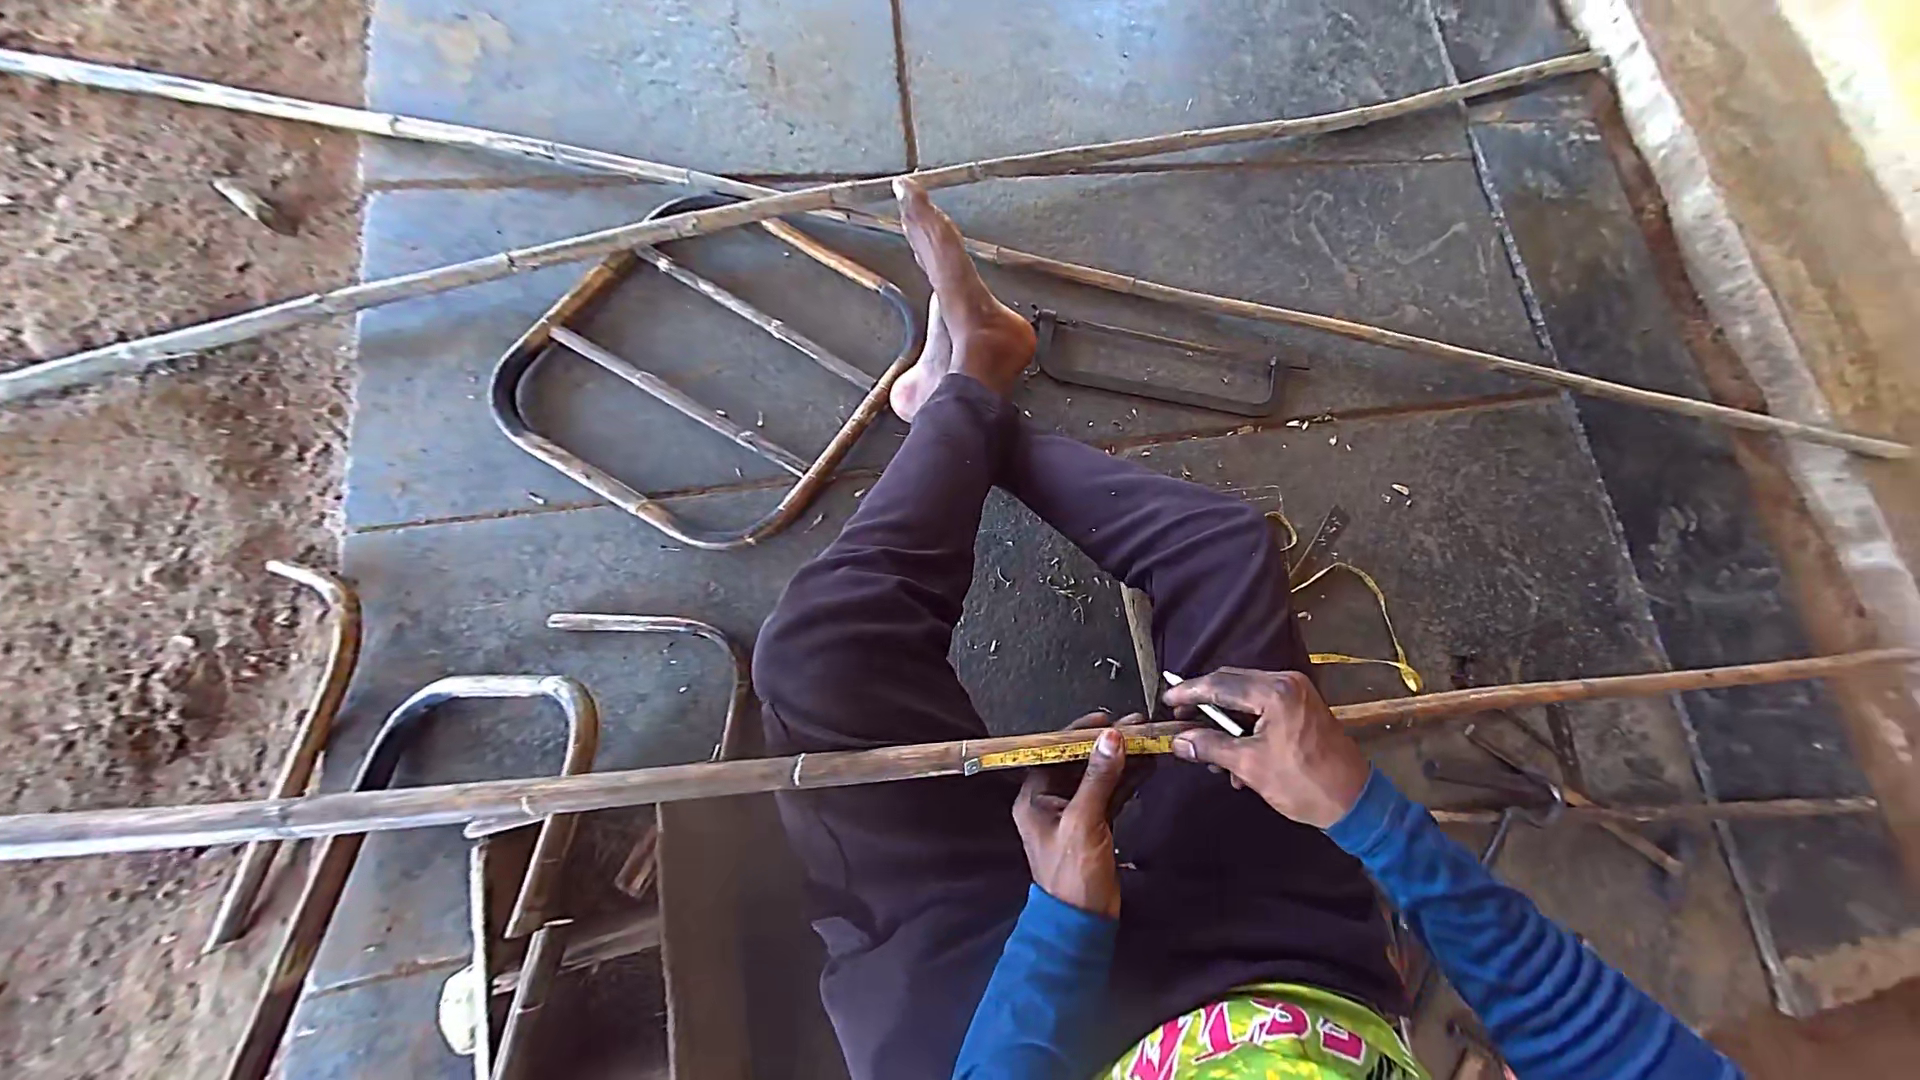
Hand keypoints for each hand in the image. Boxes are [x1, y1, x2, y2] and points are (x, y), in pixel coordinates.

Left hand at [1011, 713, 1131, 917]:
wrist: (1083, 927)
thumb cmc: (1071, 878)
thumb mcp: (1083, 822)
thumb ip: (1098, 779)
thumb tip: (1110, 739)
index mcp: (1034, 796)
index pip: (1056, 752)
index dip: (1081, 733)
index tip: (1106, 719)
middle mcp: (1050, 799)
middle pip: (1080, 761)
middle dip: (1108, 744)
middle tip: (1135, 727)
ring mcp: (1073, 812)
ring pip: (1099, 776)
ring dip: (1122, 760)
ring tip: (1147, 741)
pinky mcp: (1093, 824)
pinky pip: (1110, 794)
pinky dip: (1127, 781)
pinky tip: (1147, 766)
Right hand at [1162, 668, 1369, 828]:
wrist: (1357, 805)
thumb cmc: (1304, 784)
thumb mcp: (1250, 765)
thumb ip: (1209, 747)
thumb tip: (1179, 741)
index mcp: (1275, 692)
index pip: (1219, 684)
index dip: (1188, 692)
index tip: (1167, 699)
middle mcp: (1286, 682)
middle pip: (1230, 683)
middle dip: (1203, 703)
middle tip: (1180, 718)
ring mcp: (1296, 692)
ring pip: (1243, 695)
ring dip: (1223, 718)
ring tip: (1208, 747)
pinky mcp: (1301, 705)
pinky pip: (1260, 705)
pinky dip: (1243, 723)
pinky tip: (1234, 751)